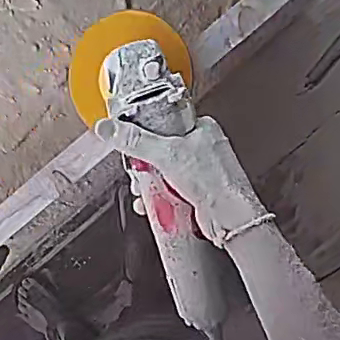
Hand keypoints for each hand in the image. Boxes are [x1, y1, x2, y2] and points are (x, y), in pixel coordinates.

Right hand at [95, 115, 267, 242]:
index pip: (165, 121)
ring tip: (144, 190)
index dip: (146, 131)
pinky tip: (155, 203)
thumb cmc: (214, 182)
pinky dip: (160, 198)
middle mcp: (203, 148)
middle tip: (138, 170)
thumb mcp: (166, 154)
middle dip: (145, 165)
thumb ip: (135, 140)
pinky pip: (172, 191)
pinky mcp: (198, 193)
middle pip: (161, 151)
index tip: (132, 139)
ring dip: (150, 184)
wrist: (230, 218)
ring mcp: (201, 172)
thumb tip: (109, 127)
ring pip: (165, 173)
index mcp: (201, 128)